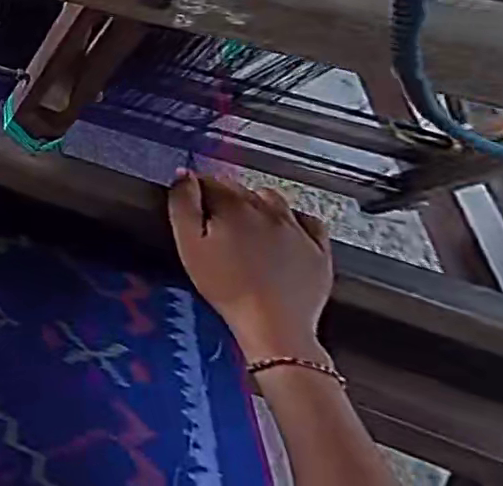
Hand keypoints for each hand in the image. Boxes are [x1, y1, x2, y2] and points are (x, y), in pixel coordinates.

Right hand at [169, 170, 332, 361]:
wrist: (273, 328)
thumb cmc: (224, 286)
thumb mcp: (189, 244)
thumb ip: (182, 203)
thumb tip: (185, 174)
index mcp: (234, 205)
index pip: (210, 181)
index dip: (198, 191)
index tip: (193, 207)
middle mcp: (268, 209)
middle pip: (239, 188)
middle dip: (224, 197)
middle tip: (215, 223)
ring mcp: (297, 228)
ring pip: (271, 199)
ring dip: (256, 203)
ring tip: (246, 226)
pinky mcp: (319, 250)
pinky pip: (308, 220)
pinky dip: (294, 220)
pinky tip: (284, 233)